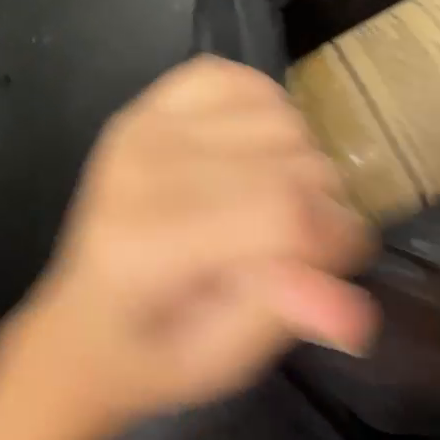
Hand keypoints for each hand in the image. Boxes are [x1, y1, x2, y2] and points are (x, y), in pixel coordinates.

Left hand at [0, 57, 377, 439]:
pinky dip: (268, 109)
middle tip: (308, 240)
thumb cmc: (156, 351)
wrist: (82, 328)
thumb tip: (356, 310)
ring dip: (302, 160)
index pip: (283, 216)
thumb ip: (289, 317)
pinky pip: (242, 79)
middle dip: (323, 205)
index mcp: (145, 247)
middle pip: (293, 162)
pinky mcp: (152, 103)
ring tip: (280, 199)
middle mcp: (140, 171)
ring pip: (282, 118)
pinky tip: (255, 152)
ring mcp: (145, 127)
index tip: (346, 260)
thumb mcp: (225, 359)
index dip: (336, 238)